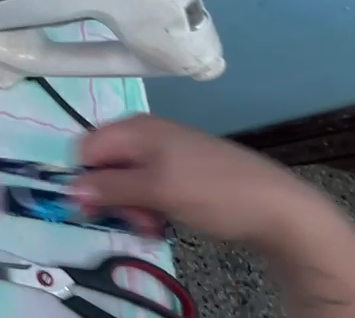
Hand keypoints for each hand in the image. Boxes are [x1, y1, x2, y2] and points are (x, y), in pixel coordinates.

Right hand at [73, 114, 326, 248]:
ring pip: (128, 176)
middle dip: (114, 195)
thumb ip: (110, 188)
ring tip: (156, 225)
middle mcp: (145, 133)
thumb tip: (69, 188)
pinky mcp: (185, 168)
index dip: (86, 179)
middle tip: (137, 223)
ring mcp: (167, 150)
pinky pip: (151, 182)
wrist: (285, 210)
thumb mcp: (157, 191)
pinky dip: (152, 202)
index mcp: (133, 128)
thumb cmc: (214, 192)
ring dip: (134, 204)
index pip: (86, 148)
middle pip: (107, 162)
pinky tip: (168, 218)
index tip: (99, 211)